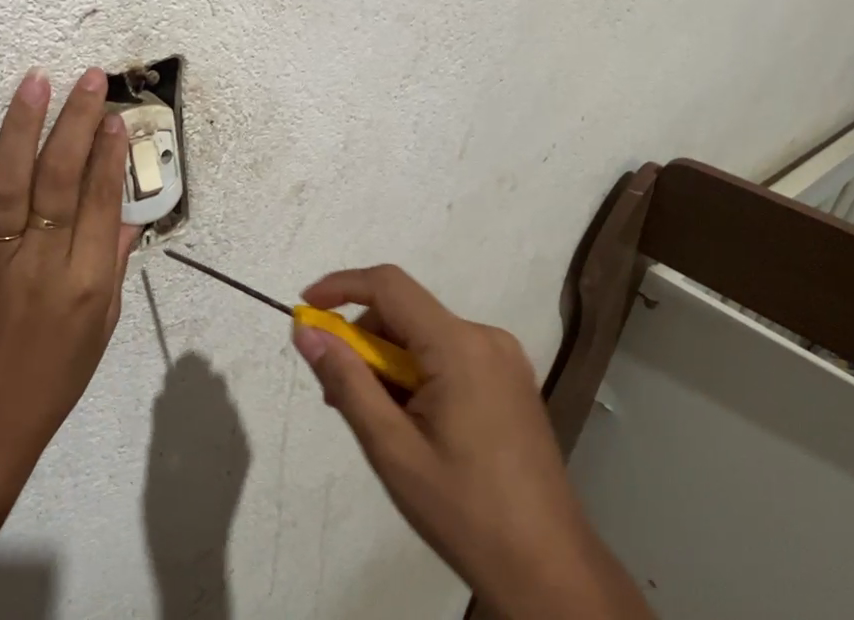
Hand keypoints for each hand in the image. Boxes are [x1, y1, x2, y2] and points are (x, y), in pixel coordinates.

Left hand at [0, 67, 140, 619]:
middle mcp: (42, 265)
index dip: (111, 155)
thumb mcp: (103, 325)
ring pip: (7, 190)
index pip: (103, 202)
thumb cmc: (56, 376)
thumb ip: (113, 264)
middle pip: (62, 183)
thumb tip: (127, 213)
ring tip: (34, 85)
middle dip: (78, 125)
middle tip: (90, 79)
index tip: (116, 115)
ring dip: (20, 133)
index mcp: (86, 281)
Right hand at [292, 265, 650, 618]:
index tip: (304, 311)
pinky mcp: (511, 384)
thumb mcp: (391, 447)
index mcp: (460, 347)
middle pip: (406, 313)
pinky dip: (416, 375)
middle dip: (362, 341)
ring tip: (375, 421)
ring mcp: (505, 361)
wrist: (548, 568)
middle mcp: (487, 340)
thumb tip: (306, 333)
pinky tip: (409, 424)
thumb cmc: (464, 509)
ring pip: (425, 337)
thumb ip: (346, 381)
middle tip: (335, 395)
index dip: (340, 287)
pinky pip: (449, 358)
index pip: (389, 286)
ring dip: (387, 364)